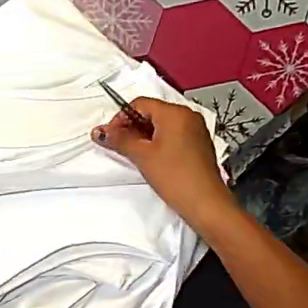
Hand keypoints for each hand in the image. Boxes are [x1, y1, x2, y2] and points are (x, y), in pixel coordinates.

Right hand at [92, 97, 236, 231]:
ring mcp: (195, 131)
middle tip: (118, 144)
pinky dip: (158, 144)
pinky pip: (172, 137)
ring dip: (144, 137)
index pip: (140, 104)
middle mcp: (188, 117)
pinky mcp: (196, 146)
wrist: (204, 202)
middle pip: (151, 113)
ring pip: (161, 126)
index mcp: (175, 113)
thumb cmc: (180, 179)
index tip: (110, 134)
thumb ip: (120, 140)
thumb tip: (103, 132)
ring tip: (133, 155)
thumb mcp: (142, 156)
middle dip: (131, 128)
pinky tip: (150, 160)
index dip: (120, 118)